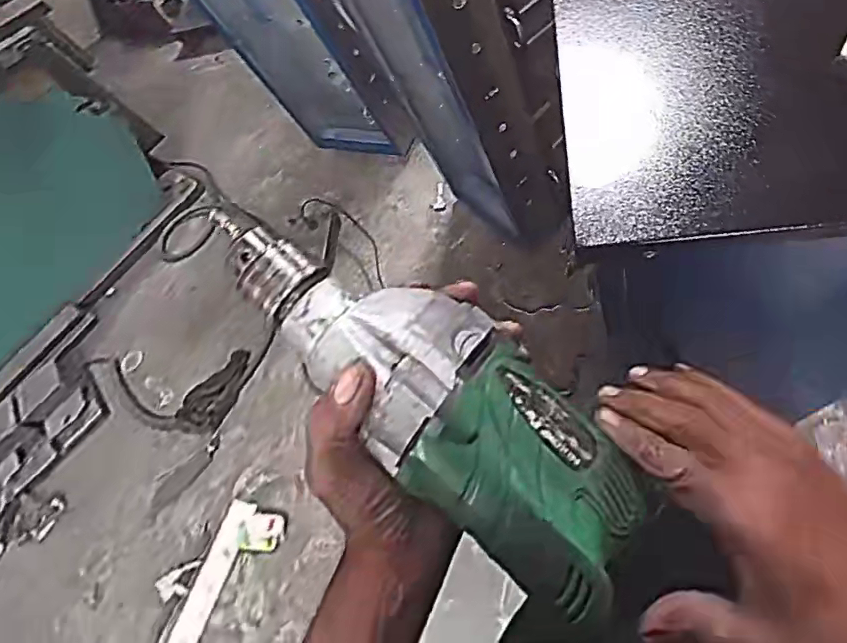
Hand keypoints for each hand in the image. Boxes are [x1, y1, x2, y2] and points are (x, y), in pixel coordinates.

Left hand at [304, 280, 517, 642]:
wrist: (409, 553)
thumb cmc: (367, 512)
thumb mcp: (332, 469)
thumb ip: (331, 426)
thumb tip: (354, 376)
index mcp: (375, 392)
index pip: (389, 334)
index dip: (408, 306)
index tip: (424, 294)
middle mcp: (412, 389)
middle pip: (435, 334)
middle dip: (455, 309)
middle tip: (469, 298)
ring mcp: (445, 402)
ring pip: (467, 353)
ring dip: (486, 333)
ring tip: (500, 329)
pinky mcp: (474, 418)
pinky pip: (492, 383)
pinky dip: (506, 366)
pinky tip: (515, 358)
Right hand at [598, 366, 846, 642]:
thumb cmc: (832, 618)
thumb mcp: (757, 629)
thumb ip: (696, 617)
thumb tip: (650, 620)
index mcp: (741, 504)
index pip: (671, 455)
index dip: (633, 432)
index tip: (605, 415)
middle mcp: (757, 462)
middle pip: (689, 415)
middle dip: (647, 400)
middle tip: (613, 389)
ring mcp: (779, 445)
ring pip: (714, 400)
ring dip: (675, 385)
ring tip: (642, 375)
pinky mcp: (795, 442)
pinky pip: (742, 401)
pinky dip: (711, 386)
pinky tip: (696, 381)